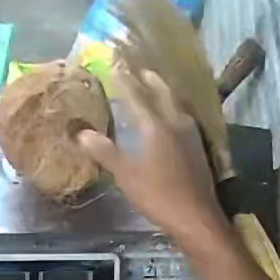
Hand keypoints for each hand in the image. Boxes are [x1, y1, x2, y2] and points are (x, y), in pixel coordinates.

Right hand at [76, 68, 228, 246]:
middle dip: (148, 79)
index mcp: (156, 125)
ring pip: (175, 102)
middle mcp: (176, 122)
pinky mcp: (198, 146)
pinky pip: (182, 116)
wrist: (195, 217)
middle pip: (162, 92)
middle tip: (137, 70)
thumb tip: (81, 133)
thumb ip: (105, 151)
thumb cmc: (158, 195)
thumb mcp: (126, 175)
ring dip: (162, 91)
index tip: (113, 63)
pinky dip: (171, 108)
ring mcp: (190, 133)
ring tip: (152, 86)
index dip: (123, 79)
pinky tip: (168, 116)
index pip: (136, 94)